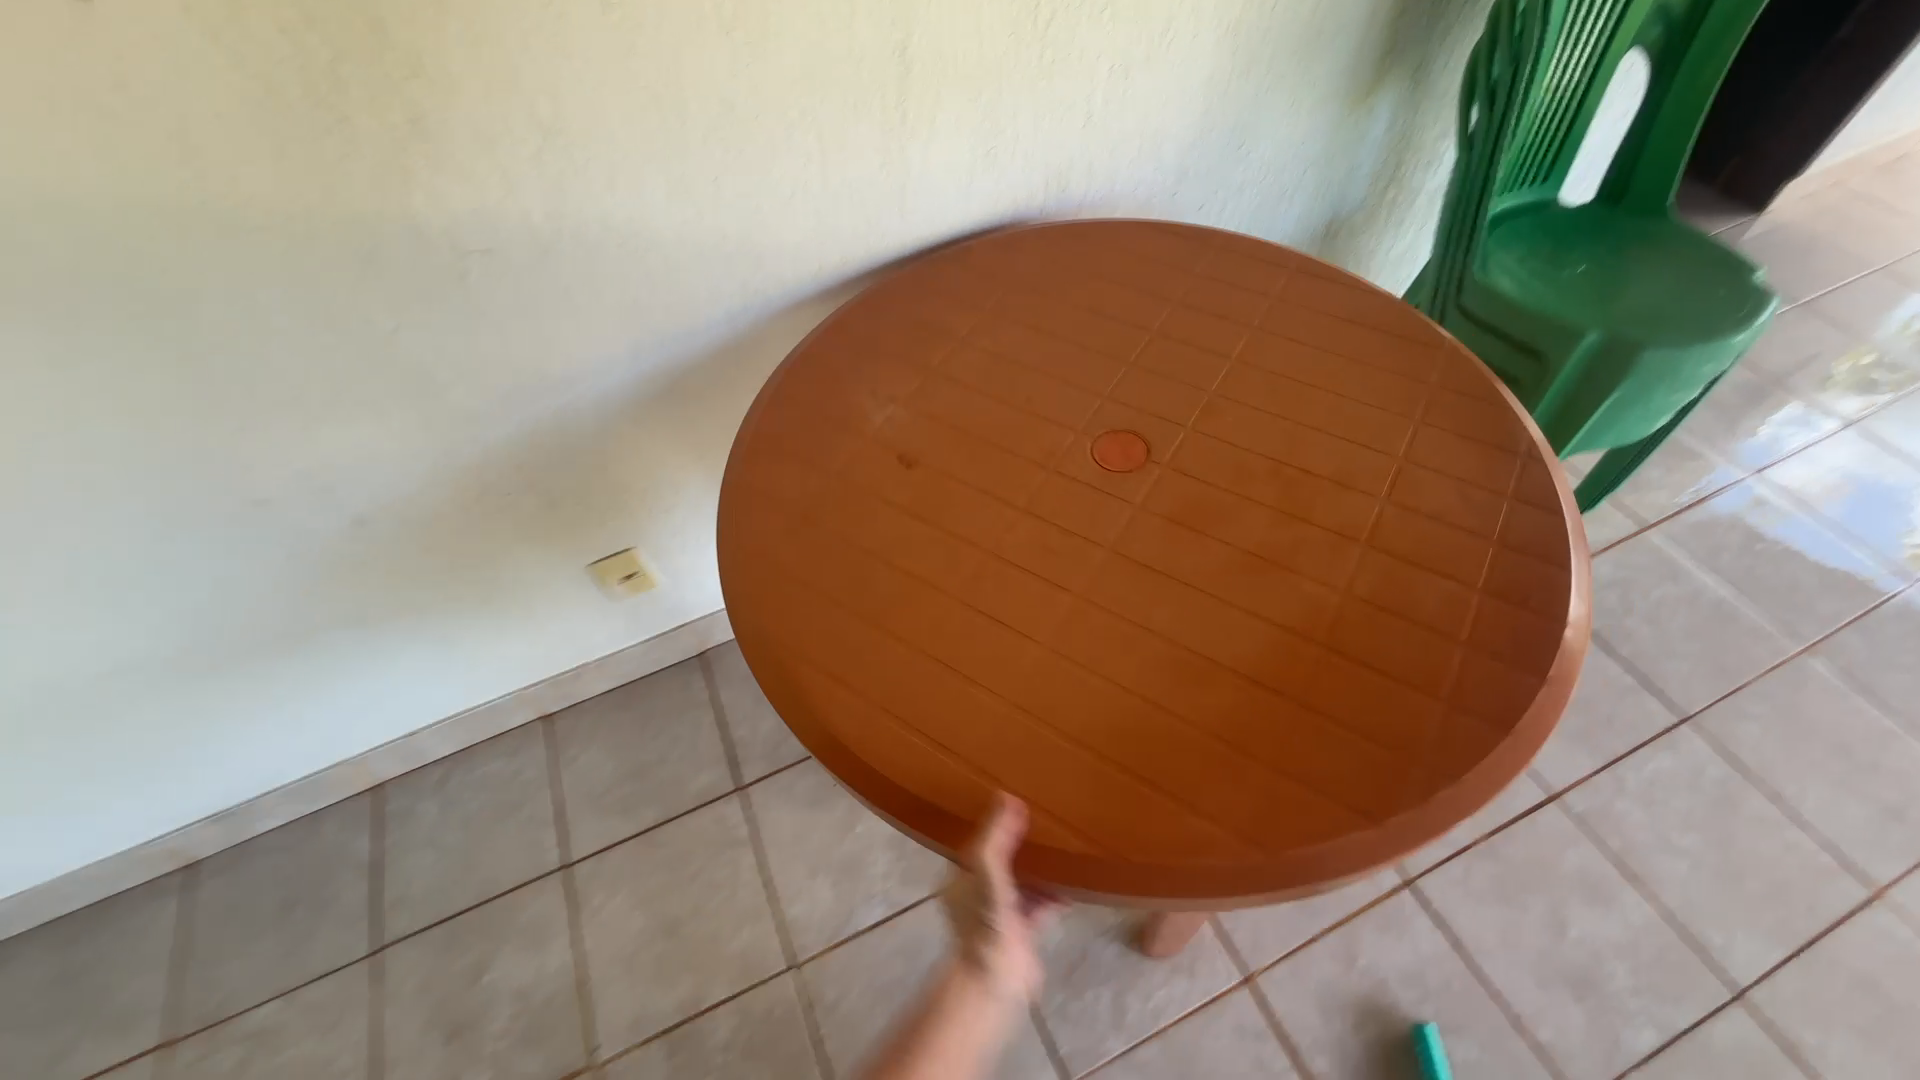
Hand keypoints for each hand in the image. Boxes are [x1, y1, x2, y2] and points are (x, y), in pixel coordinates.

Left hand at [942, 794, 1065, 1000]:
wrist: (997, 979)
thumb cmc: (985, 920)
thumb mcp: (987, 869)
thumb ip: (996, 835)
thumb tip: (1007, 796)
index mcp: (960, 876)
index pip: (976, 840)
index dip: (993, 822)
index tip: (1016, 801)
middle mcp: (978, 891)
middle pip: (1001, 859)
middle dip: (1021, 842)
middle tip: (1045, 819)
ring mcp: (1001, 912)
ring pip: (1023, 880)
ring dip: (1041, 866)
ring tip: (1063, 845)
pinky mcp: (1023, 930)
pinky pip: (1042, 903)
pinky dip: (1056, 893)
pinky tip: (1074, 881)